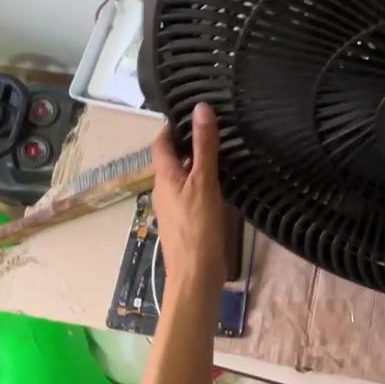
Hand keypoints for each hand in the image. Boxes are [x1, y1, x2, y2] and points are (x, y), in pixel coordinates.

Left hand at [151, 102, 226, 288]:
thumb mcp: (204, 181)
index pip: (161, 142)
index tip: (193, 113)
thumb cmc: (198, 227)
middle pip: (172, 159)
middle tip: (215, 128)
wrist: (195, 275)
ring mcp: (174, 208)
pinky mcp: (186, 222)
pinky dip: (203, 183)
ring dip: (197, 164)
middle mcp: (164, 190)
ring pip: (183, 177)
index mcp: (164, 176)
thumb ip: (204, 146)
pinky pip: (191, 194)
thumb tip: (201, 108)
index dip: (173, 126)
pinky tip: (222, 184)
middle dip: (189, 143)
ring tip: (223, 151)